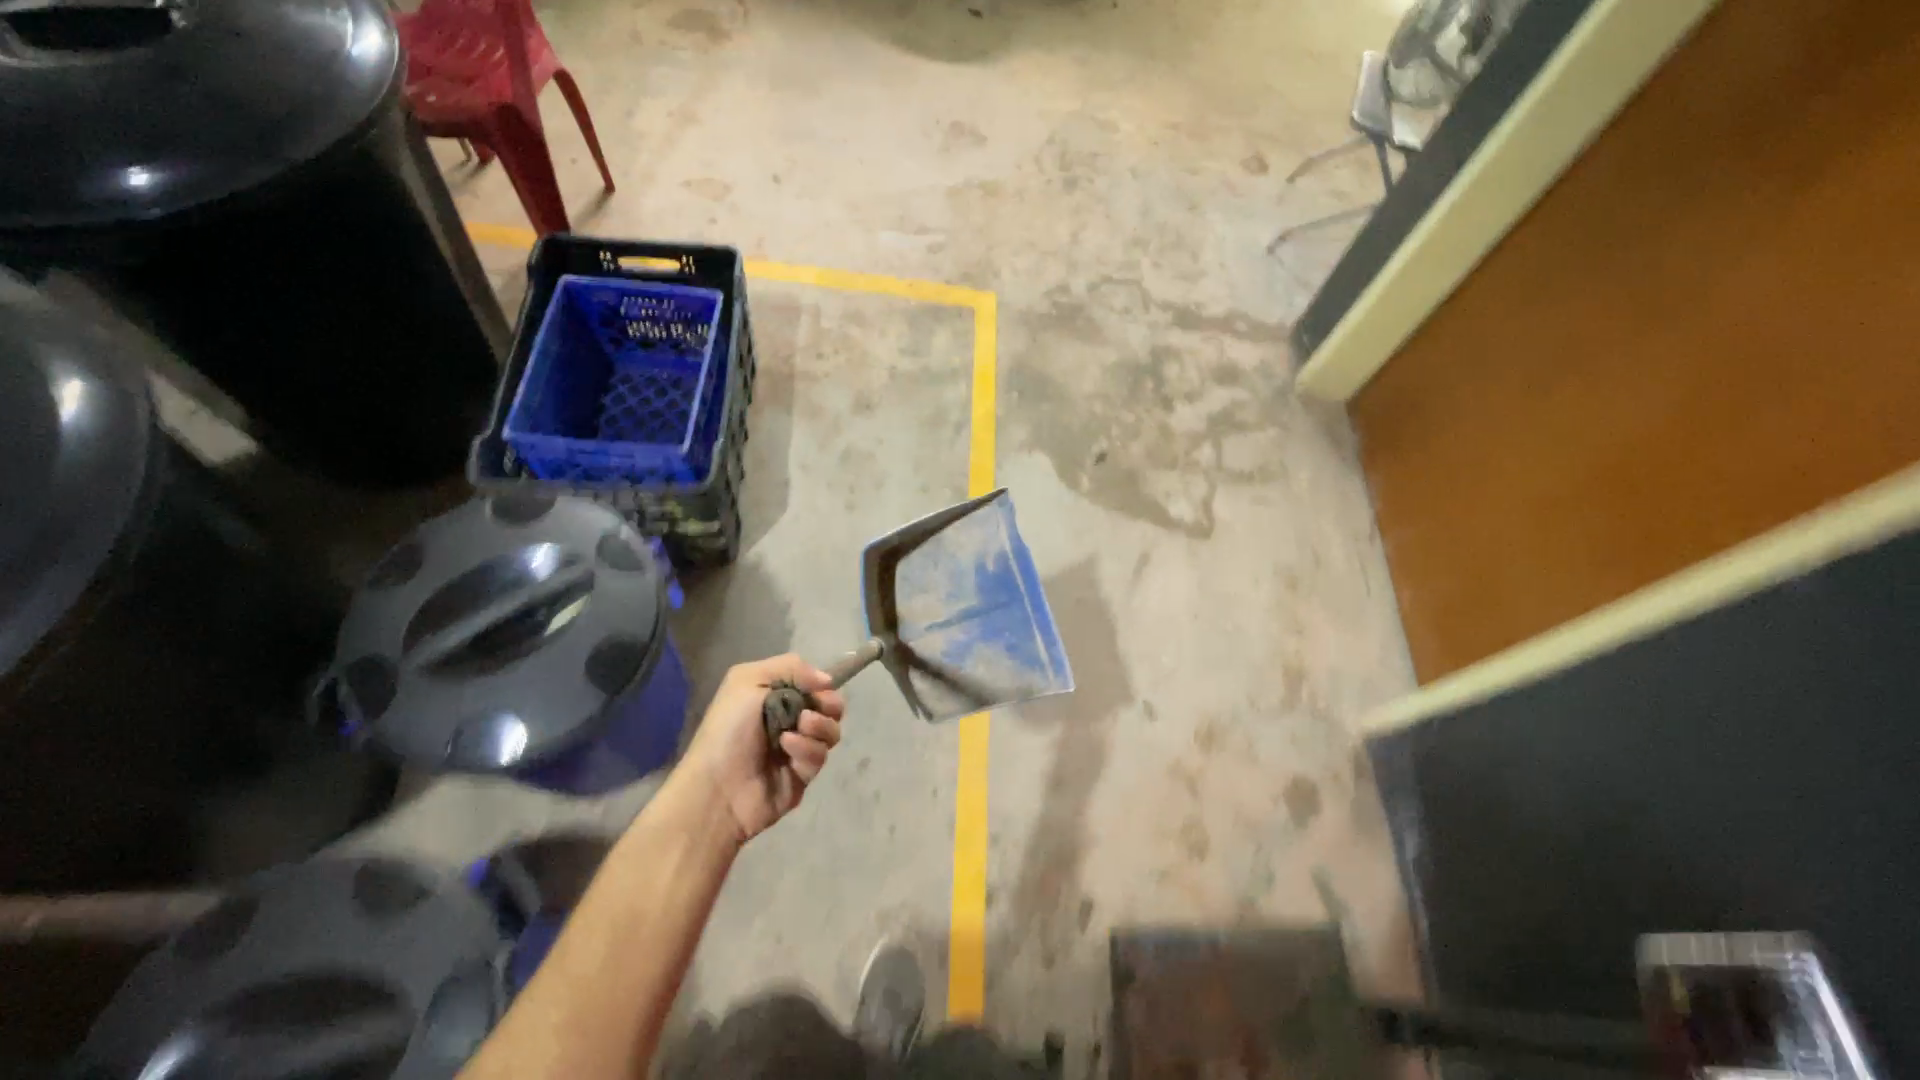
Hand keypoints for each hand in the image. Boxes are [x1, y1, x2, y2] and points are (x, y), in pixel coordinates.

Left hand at [680, 654, 845, 844]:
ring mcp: (798, 748)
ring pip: (831, 731)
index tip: (819, 686)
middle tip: (811, 711)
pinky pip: (820, 755)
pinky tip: (787, 750)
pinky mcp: (804, 774)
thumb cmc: (728, 727)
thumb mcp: (748, 680)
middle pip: (830, 706)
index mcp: (773, 695)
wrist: (719, 785)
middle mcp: (788, 719)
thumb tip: (827, 679)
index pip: (811, 683)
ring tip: (795, 730)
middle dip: (828, 704)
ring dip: (818, 726)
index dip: (819, 683)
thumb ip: (791, 667)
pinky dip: (806, 749)